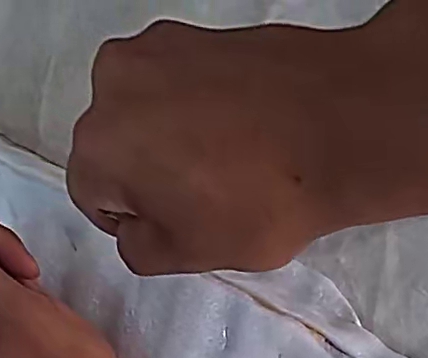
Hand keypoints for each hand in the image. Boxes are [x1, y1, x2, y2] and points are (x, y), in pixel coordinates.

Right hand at [67, 22, 367, 275]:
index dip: (134, 224)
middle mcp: (112, 84)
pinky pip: (185, 89)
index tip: (177, 231)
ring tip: (236, 173)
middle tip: (211, 206)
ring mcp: (158, 51)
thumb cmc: (265, 202)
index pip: (92, 197)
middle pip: (118, 149)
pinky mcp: (197, 35)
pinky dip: (204, 115)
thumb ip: (145, 251)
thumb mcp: (197, 254)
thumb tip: (131, 236)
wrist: (335, 131)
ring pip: (150, 117)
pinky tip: (247, 139)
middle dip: (154, 181)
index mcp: (100, 145)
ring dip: (178, 146)